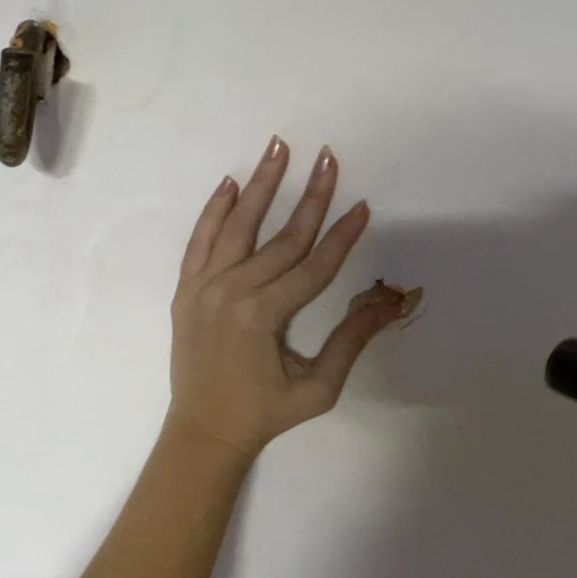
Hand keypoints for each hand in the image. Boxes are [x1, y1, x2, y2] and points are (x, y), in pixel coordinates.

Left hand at [166, 136, 407, 458]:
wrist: (202, 429)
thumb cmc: (264, 413)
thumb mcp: (317, 387)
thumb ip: (351, 341)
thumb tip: (391, 303)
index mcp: (263, 316)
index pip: (314, 266)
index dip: (342, 235)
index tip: (363, 204)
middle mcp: (231, 292)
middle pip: (280, 237)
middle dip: (309, 197)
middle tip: (328, 158)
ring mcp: (203, 287)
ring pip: (237, 226)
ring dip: (259, 185)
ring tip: (278, 148)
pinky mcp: (185, 289)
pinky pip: (199, 241)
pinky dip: (213, 211)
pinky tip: (229, 184)